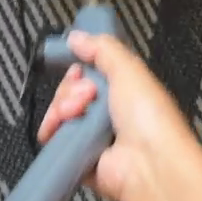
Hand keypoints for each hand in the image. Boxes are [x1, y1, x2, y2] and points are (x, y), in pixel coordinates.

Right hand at [34, 31, 186, 200]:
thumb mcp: (129, 69)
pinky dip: (52, 132)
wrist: (149, 163)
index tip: (76, 70)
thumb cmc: (149, 117)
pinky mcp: (79, 157)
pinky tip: (57, 128)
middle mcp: (108, 115)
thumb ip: (102, 49)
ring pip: (60, 114)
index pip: (88, 75)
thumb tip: (76, 37)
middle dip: (70, 90)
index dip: (78, 70)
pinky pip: (55, 140)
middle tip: (86, 96)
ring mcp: (93, 137)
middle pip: (70, 93)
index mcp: (124, 93)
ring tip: (74, 114)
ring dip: (61, 108)